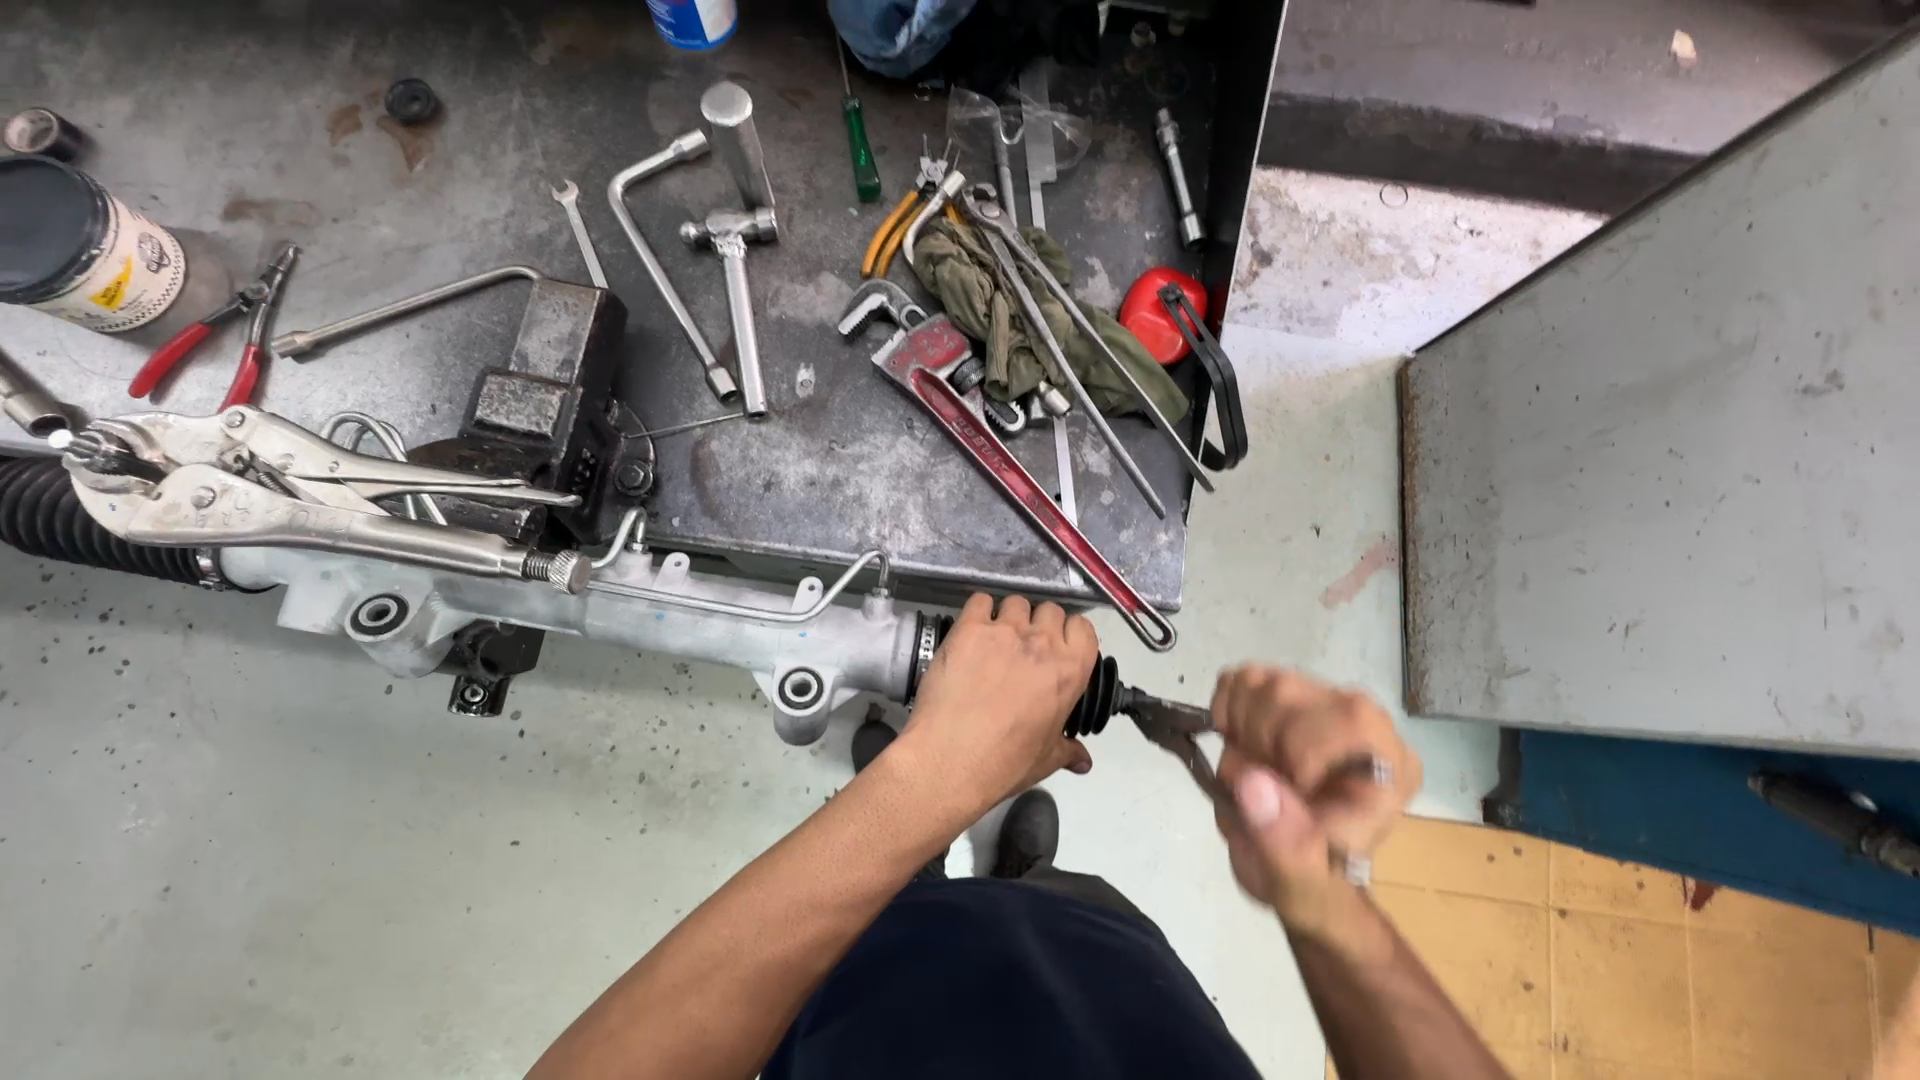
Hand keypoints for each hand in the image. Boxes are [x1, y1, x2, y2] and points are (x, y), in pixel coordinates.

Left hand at [898, 593, 1097, 816]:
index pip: (1083, 628)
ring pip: (1016, 602)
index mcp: (1070, 671)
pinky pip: (979, 601)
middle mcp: (1042, 643)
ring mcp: (1004, 632)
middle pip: (1049, 610)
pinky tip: (972, 629)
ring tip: (995, 638)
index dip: (1069, 634)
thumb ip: (1067, 750)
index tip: (1057, 646)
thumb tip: (1083, 761)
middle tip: (1024, 647)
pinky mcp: (969, 628)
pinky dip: (978, 610)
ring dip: (1009, 616)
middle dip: (1039, 624)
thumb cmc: (1005, 762)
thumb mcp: (1045, 759)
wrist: (951, 758)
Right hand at [1208, 667, 1419, 940]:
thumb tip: (1256, 783)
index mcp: (1386, 765)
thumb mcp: (1301, 886)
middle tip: (1262, 792)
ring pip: (1257, 683)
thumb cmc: (1309, 883)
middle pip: (1284, 694)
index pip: (1334, 720)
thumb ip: (1285, 842)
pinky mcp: (1288, 694)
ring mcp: (1323, 702)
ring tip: (1257, 774)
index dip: (1288, 759)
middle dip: (1255, 746)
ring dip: (1239, 734)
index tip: (1281, 802)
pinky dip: (1227, 715)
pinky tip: (1246, 748)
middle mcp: (1364, 722)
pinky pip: (1238, 680)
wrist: (1296, 871)